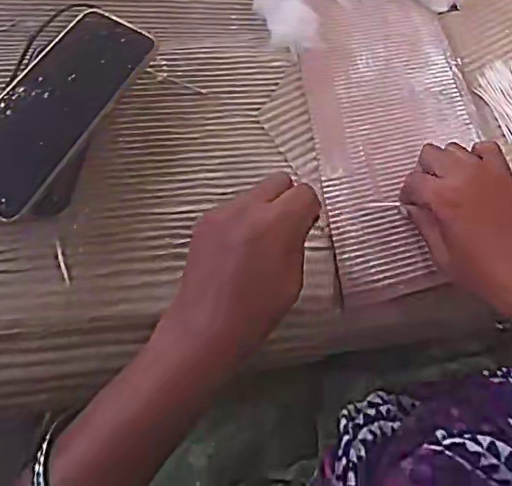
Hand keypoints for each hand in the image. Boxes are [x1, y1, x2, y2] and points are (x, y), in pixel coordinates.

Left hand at [155, 173, 319, 375]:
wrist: (203, 330)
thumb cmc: (254, 314)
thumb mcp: (293, 281)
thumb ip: (298, 241)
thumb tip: (299, 221)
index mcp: (275, 224)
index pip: (304, 191)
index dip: (309, 208)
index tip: (307, 224)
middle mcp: (248, 208)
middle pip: (279, 181)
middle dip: (287, 200)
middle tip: (286, 229)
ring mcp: (223, 212)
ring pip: (255, 193)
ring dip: (263, 210)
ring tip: (257, 245)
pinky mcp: (205, 219)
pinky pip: (234, 208)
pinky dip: (241, 220)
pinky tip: (236, 251)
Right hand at [399, 141, 511, 317]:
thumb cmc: (489, 272)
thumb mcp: (442, 256)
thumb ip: (423, 225)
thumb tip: (415, 209)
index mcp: (443, 197)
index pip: (412, 180)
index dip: (407, 192)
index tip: (411, 200)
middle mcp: (462, 177)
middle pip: (429, 154)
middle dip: (424, 172)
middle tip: (427, 190)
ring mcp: (484, 171)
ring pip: (453, 148)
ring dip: (447, 163)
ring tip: (450, 182)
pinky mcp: (504, 173)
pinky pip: (485, 148)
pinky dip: (476, 155)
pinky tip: (474, 172)